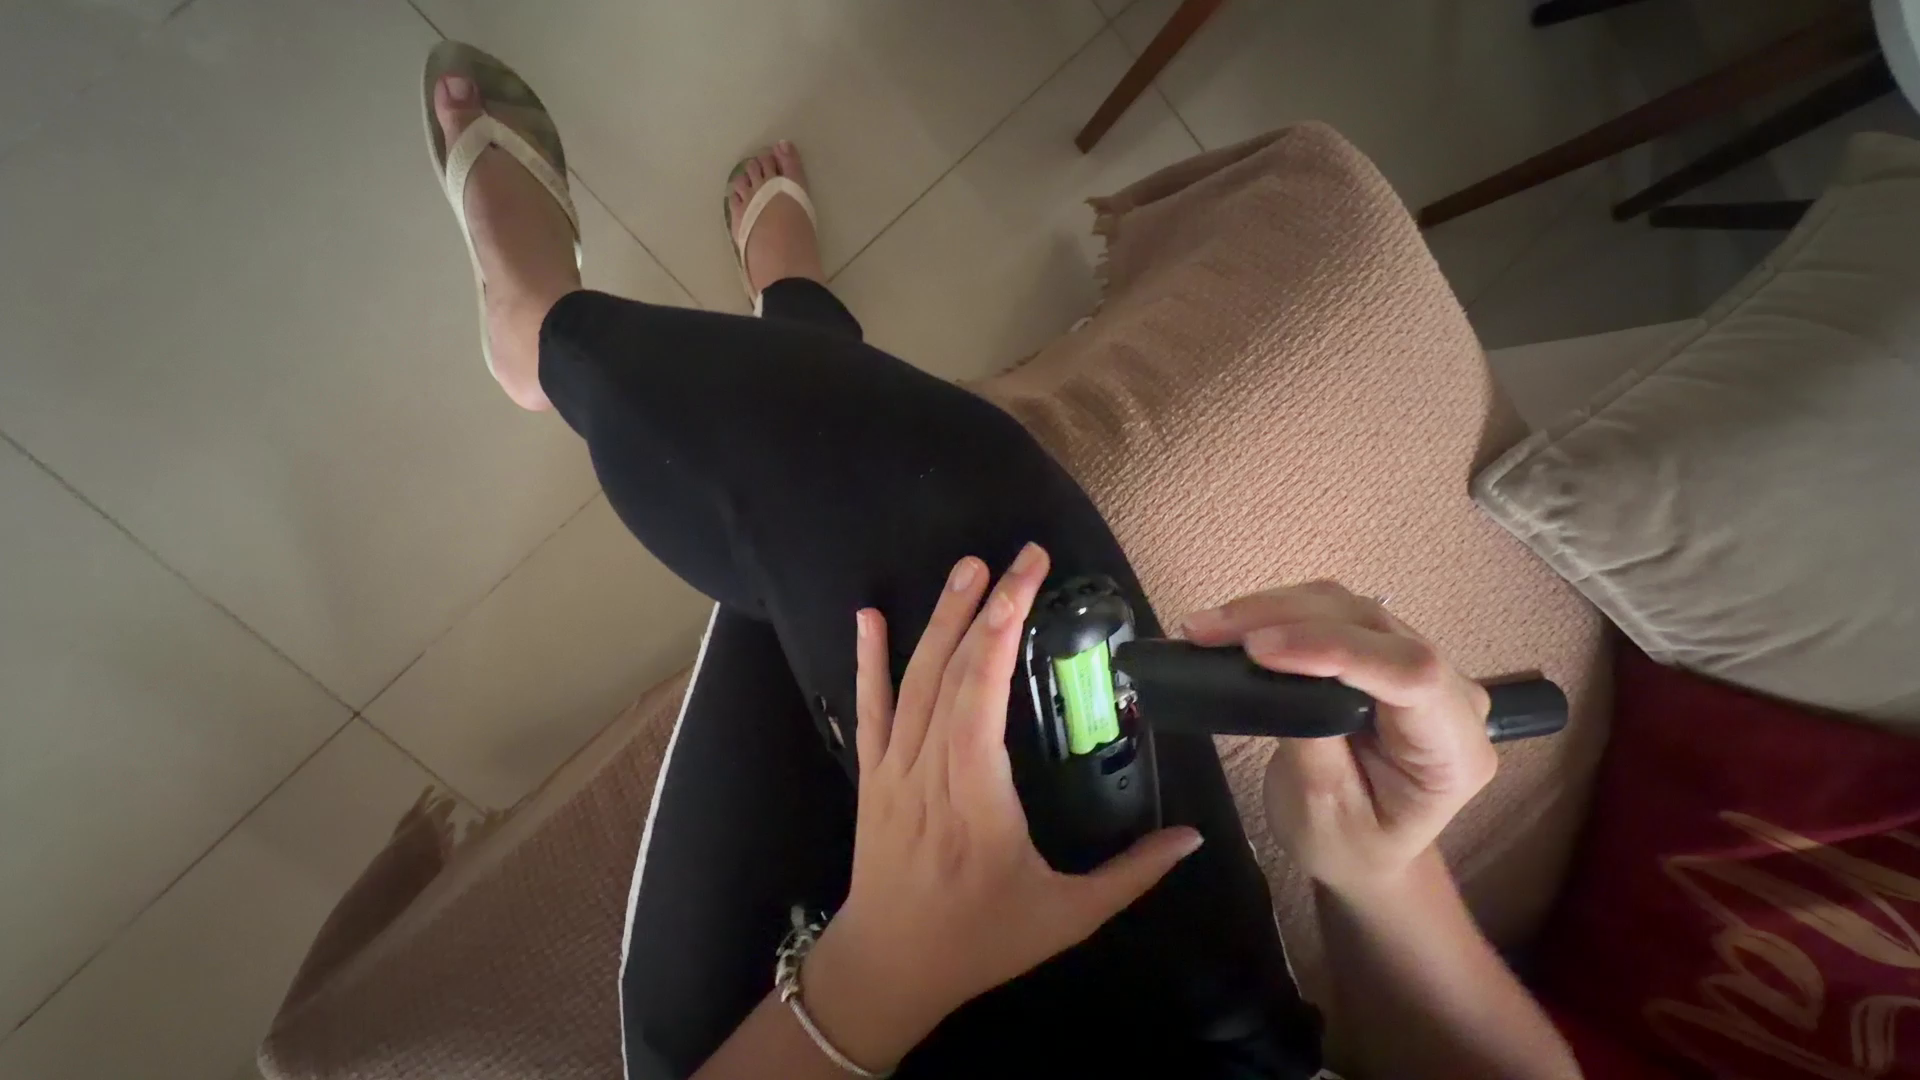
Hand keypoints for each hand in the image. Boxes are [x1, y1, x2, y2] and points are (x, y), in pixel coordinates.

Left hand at [803, 543, 1204, 1069]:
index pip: (984, 691)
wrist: (889, 967)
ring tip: (968, 568)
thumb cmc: (980, 940)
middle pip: (955, 670)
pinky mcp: (872, 772)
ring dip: (942, 618)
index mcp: (977, 795)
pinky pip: (869, 706)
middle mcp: (930, 768)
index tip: (1028, 578)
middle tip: (1018, 556)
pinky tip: (869, 616)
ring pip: (915, 678)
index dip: (1003, 626)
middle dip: (988, 606)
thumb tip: (1193, 837)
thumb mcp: (1066, 916)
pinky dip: (868, 659)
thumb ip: (1132, 874)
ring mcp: (893, 766)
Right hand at [1180, 581, 1494, 897]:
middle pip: (1374, 627)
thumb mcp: (1324, 813)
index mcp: (1453, 749)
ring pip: (1346, 606)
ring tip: (1207, 626)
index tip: (1257, 650)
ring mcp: (1415, 665)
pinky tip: (1232, 623)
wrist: (1360, 849)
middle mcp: (1448, 694)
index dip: (1336, 649)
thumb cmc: (1348, 846)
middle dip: (1287, 620)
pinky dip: (1275, 611)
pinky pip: (1329, 610)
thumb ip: (1312, 739)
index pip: (1411, 674)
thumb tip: (1277, 673)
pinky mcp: (1378, 650)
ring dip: (1272, 608)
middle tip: (1207, 631)